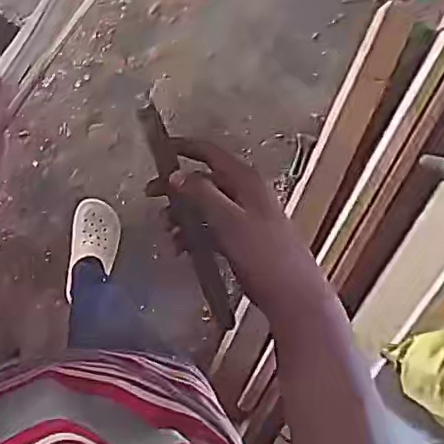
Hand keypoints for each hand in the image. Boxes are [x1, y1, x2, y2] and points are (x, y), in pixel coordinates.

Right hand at [150, 137, 331, 316]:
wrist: (293, 296)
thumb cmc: (263, 255)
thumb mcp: (228, 220)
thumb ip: (201, 194)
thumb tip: (176, 176)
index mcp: (246, 182)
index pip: (210, 153)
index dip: (184, 148)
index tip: (160, 149)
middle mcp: (246, 194)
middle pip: (204, 181)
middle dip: (176, 190)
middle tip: (151, 197)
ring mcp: (246, 217)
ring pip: (204, 207)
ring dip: (182, 217)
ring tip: (167, 233)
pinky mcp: (243, 239)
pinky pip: (210, 228)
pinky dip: (193, 235)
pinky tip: (181, 249)